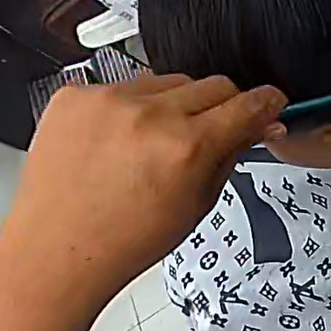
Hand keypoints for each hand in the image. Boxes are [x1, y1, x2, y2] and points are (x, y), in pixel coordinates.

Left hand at [0, 74, 286, 308]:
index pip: (249, 103)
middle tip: (214, 132)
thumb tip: (258, 125)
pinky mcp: (75, 96)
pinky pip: (125, 86)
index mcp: (188, 145)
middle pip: (214, 84)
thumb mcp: (201, 200)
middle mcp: (148, 115)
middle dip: (225, 106)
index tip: (271, 102)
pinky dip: (134, 107)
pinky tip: (124, 139)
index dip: (269, 103)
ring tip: (159, 142)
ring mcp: (108, 101)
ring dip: (178, 104)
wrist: (60, 249)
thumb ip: (233, 153)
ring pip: (170, 81)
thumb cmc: (127, 237)